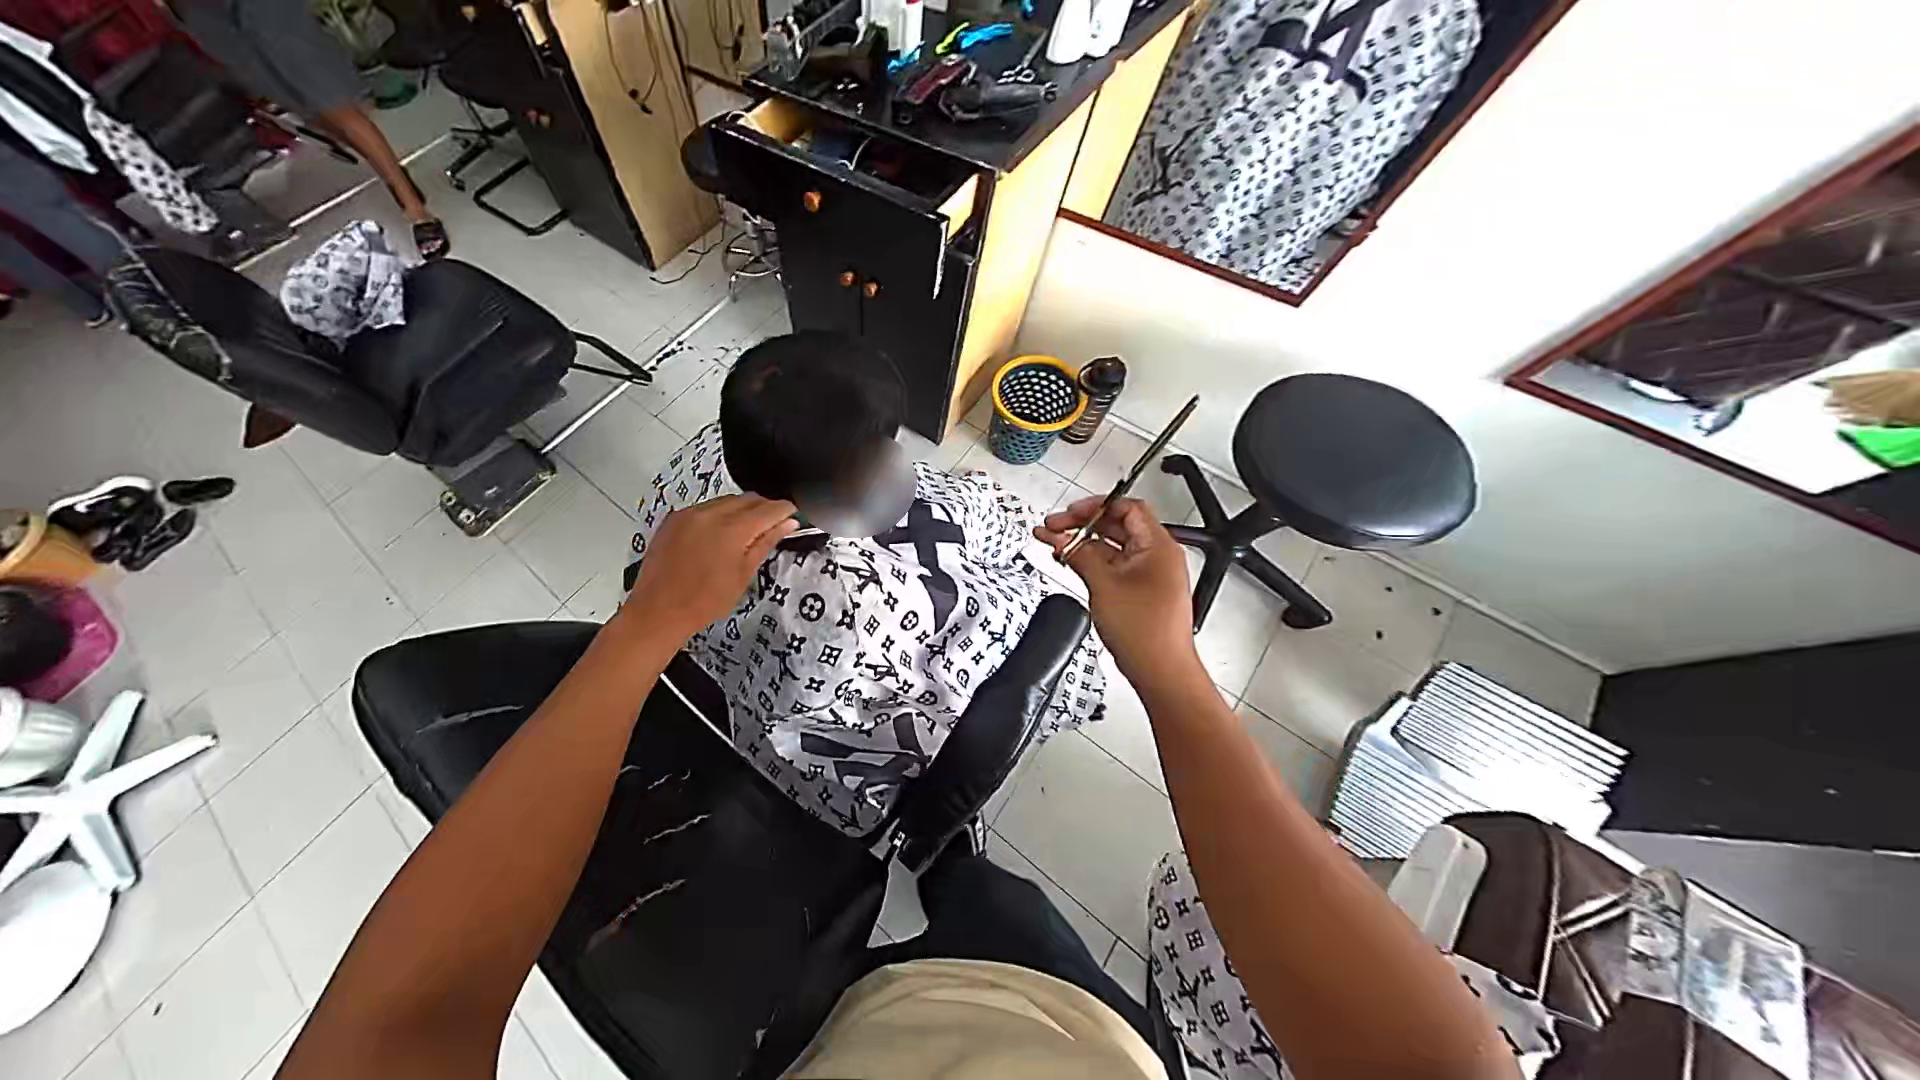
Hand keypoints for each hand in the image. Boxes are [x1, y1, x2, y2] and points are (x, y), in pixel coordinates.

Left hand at [622, 494, 797, 642]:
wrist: (658, 612)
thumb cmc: (705, 601)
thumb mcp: (744, 573)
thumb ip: (766, 542)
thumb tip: (788, 523)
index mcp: (732, 529)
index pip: (769, 508)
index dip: (786, 510)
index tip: (793, 515)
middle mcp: (709, 514)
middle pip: (748, 499)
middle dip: (764, 508)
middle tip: (773, 525)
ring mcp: (689, 514)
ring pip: (726, 500)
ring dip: (742, 510)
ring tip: (746, 532)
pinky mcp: (673, 519)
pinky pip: (705, 507)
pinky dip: (719, 514)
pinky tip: (720, 534)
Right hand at [1035, 497, 1202, 689]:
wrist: (1160, 671)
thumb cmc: (1146, 633)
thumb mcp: (1103, 585)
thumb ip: (1079, 555)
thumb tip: (1059, 538)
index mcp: (1157, 546)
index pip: (1126, 508)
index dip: (1094, 506)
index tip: (1069, 514)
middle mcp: (1157, 556)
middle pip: (1117, 525)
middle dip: (1082, 524)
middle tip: (1053, 527)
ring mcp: (1149, 574)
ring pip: (1112, 546)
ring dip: (1083, 543)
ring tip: (1054, 543)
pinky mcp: (1141, 591)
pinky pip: (1114, 566)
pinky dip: (1091, 562)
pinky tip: (1070, 562)